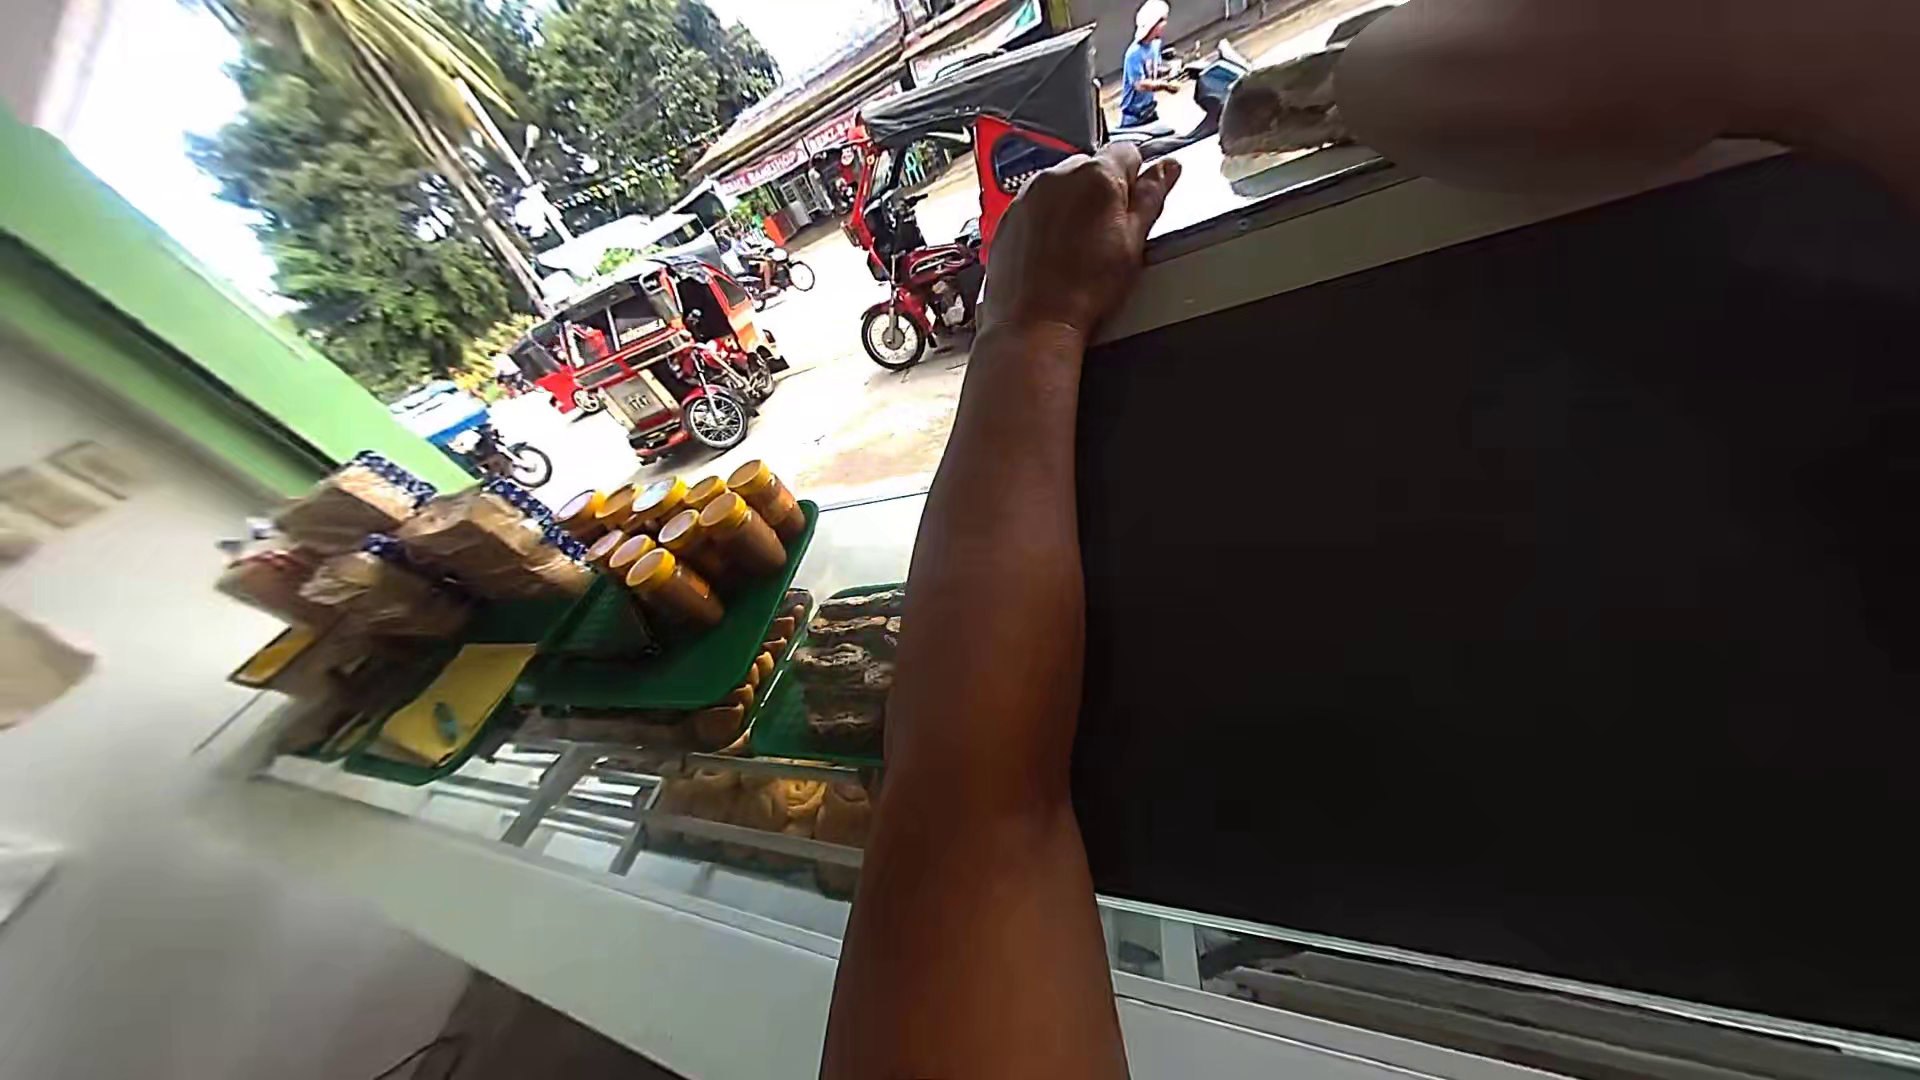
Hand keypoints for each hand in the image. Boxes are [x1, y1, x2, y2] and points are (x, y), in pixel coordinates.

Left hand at [981, 143, 1180, 340]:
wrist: (1034, 324)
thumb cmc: (1081, 293)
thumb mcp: (1132, 245)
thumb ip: (1152, 198)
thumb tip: (1166, 170)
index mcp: (1096, 175)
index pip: (1127, 153)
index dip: (1135, 181)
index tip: (1133, 205)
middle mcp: (1057, 177)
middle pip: (1089, 170)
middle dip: (1098, 195)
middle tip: (1103, 238)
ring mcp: (1027, 197)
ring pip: (1058, 189)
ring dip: (1068, 209)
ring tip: (1073, 253)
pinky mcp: (1007, 220)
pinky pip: (1031, 210)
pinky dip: (1041, 225)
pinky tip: (1049, 257)